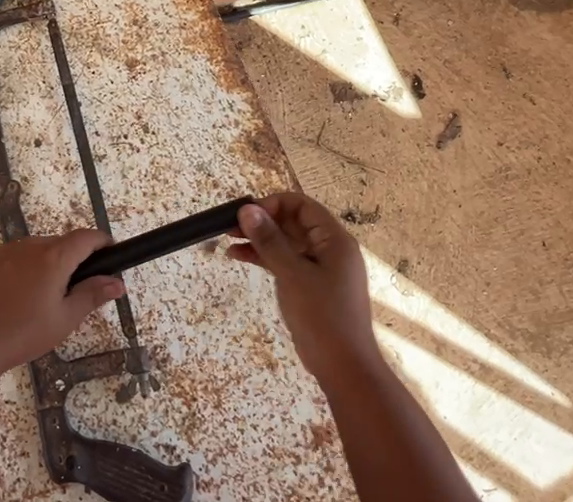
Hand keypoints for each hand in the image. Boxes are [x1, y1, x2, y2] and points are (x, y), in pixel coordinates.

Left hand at [0, 230, 126, 376]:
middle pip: (62, 243)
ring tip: (48, 298)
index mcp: (53, 257)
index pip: (85, 237)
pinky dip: (29, 268)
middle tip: (79, 290)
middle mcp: (30, 246)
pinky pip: (18, 257)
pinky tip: (22, 296)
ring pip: (39, 250)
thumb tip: (117, 282)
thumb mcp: (64, 319)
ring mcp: (7, 251)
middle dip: (76, 259)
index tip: (111, 254)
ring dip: (51, 264)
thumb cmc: (23, 333)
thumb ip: (92, 296)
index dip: (102, 242)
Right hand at [228, 193, 377, 378]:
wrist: (344, 368)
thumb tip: (247, 209)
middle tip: (229, 227)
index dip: (273, 204)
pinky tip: (239, 258)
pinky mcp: (311, 285)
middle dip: (261, 222)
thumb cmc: (322, 316)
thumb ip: (269, 240)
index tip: (246, 215)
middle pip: (292, 223)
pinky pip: (285, 261)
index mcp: (335, 241)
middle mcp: (330, 249)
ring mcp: (321, 268)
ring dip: (259, 240)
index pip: (302, 206)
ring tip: (228, 241)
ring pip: (286, 242)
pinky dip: (264, 258)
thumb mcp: (292, 274)